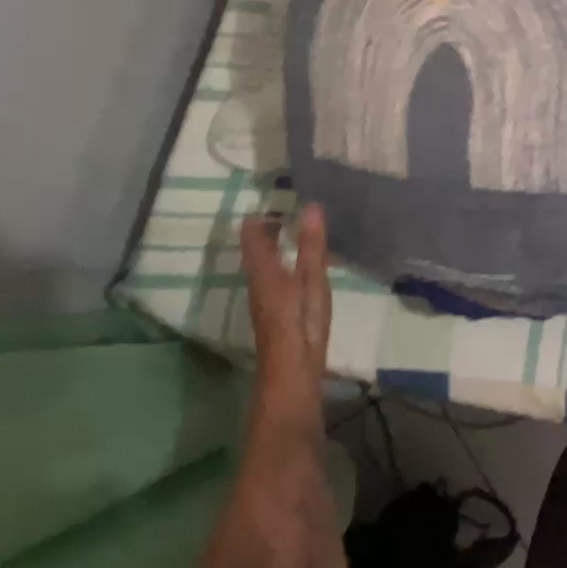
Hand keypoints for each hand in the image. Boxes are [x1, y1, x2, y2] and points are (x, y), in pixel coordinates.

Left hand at [239, 204, 331, 423]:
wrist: (291, 372)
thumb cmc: (301, 324)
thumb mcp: (312, 281)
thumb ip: (312, 246)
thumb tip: (311, 206)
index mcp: (264, 270)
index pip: (254, 234)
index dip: (261, 215)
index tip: (278, 195)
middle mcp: (260, 280)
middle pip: (257, 248)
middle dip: (270, 227)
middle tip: (290, 207)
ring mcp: (267, 296)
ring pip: (266, 261)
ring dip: (277, 244)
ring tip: (296, 227)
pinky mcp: (278, 308)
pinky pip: (277, 273)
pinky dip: (285, 259)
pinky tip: (301, 262)